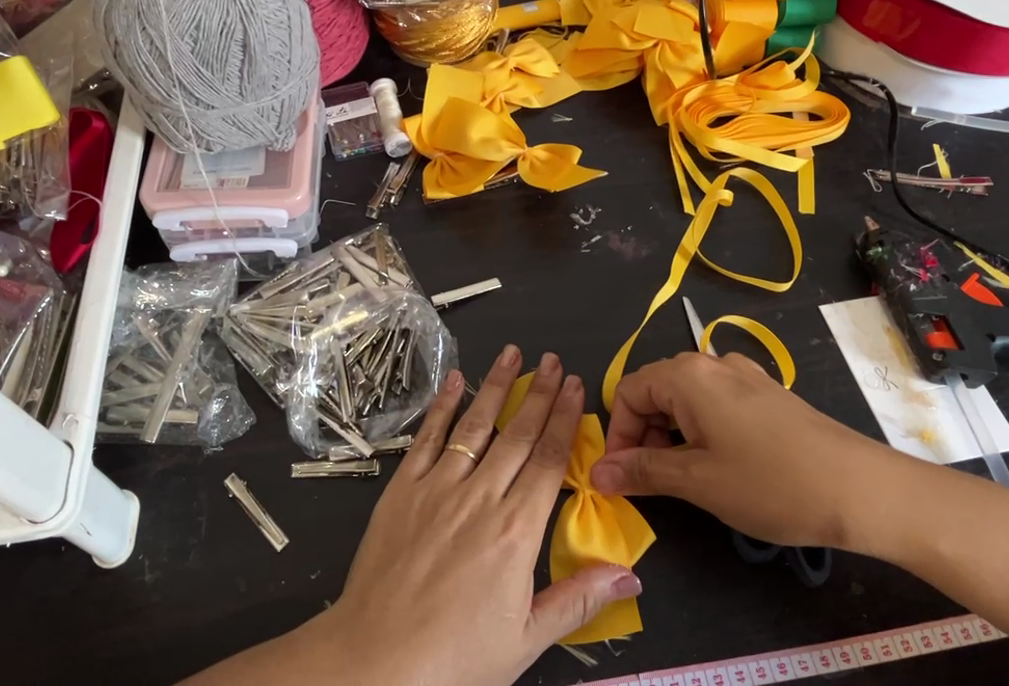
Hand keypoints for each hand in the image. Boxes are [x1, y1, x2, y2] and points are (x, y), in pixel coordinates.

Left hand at [305, 345, 638, 685]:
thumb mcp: (527, 639)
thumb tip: (631, 574)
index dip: (565, 419)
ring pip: (475, 426)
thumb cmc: (456, 657)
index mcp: (516, 531)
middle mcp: (480, 497)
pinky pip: (427, 438)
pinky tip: (455, 381)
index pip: (549, 460)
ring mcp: (437, 488)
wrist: (377, 658)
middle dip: (540, 393)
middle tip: (554, 360)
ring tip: (512, 353)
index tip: (577, 386)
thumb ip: (579, 601)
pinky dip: (442, 407)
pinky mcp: (402, 490)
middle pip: (518, 434)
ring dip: (496, 387)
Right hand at [591, 351, 916, 553]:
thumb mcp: (697, 481)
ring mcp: (745, 376)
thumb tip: (598, 473)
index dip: (618, 435)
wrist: (862, 490)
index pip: (629, 391)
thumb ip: (643, 471)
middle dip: (644, 434)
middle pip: (656, 390)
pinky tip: (722, 466)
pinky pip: (716, 403)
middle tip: (654, 481)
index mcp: (688, 375)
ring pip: (687, 398)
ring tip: (689, 479)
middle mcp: (713, 363)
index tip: (622, 476)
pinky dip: (702, 430)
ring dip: (673, 435)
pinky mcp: (768, 394)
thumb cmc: (771, 484)